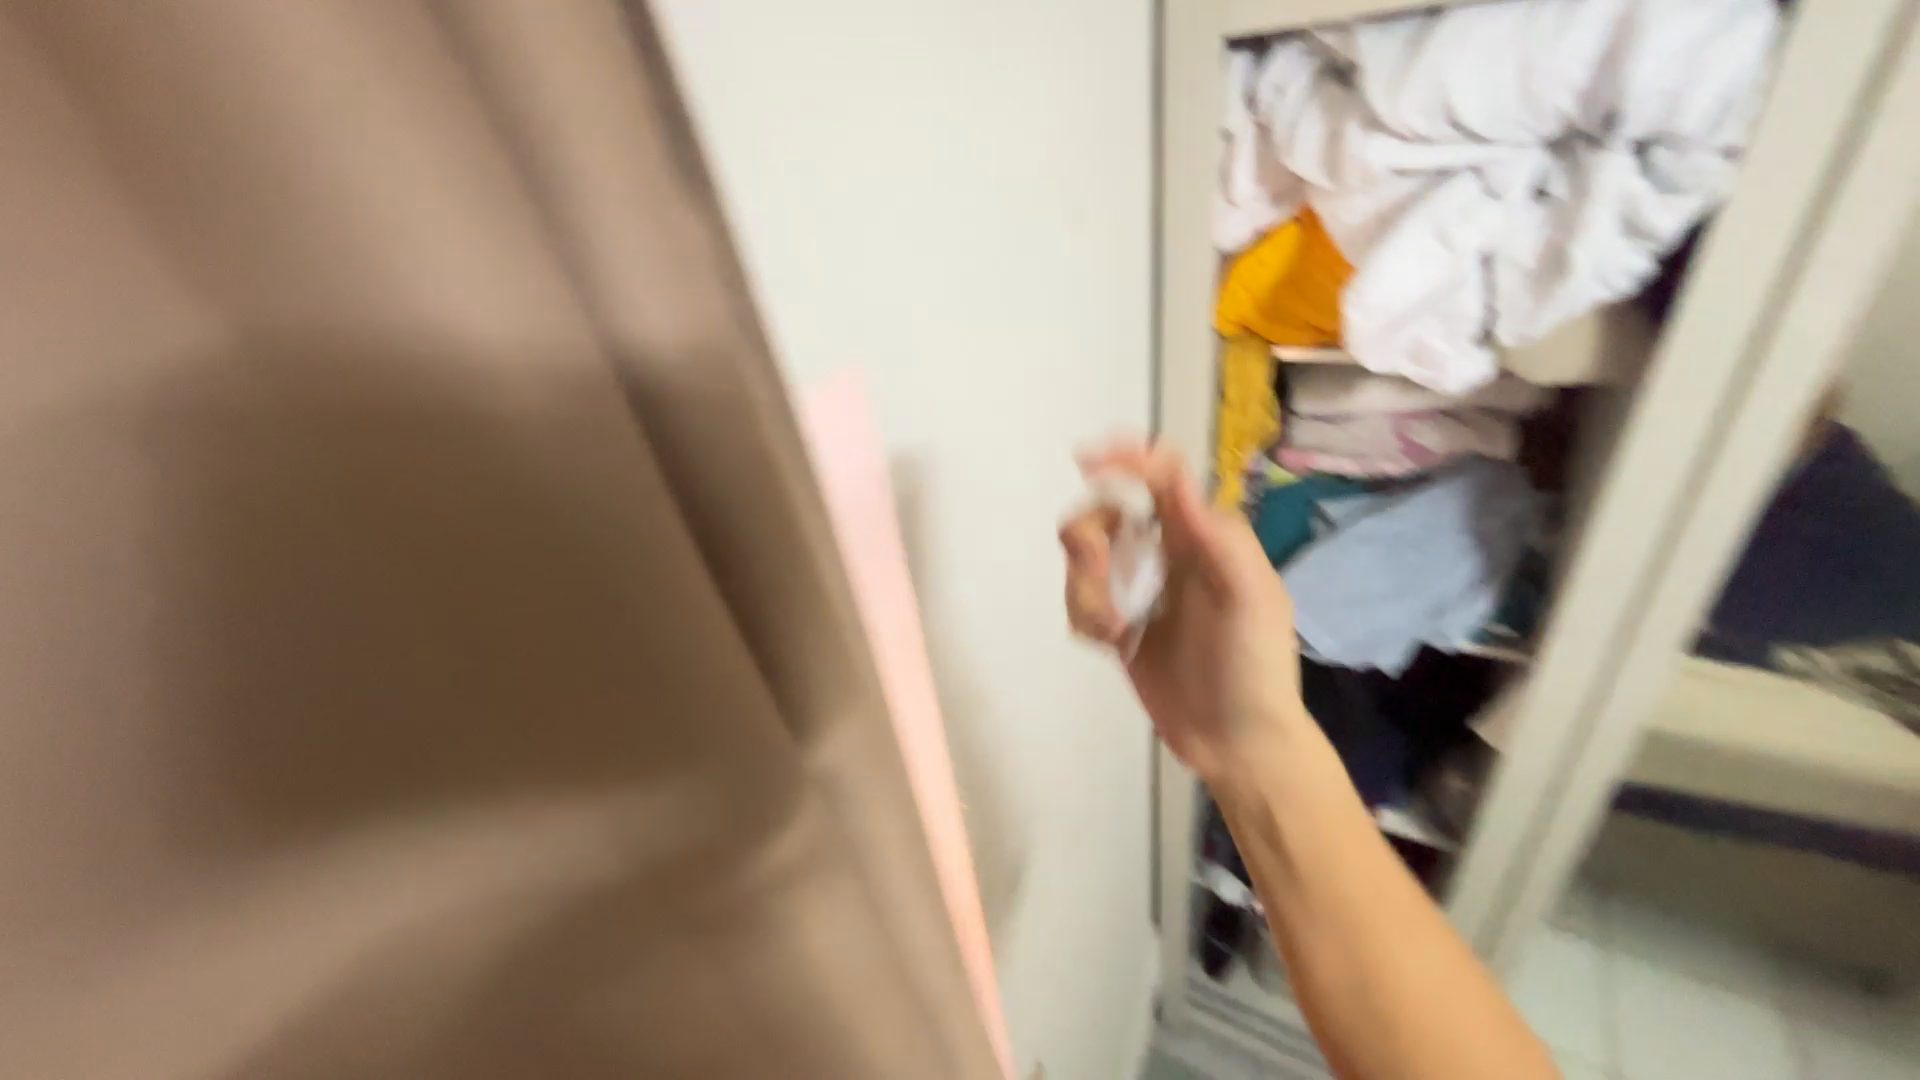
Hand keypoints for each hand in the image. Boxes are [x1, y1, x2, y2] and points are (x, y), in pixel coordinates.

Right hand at [1060, 439, 1307, 785]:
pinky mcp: (1115, 624)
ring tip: (1112, 629)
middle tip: (1102, 579)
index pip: (1159, 475)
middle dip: (1090, 543)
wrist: (1234, 741)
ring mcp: (1136, 589)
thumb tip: (1173, 480)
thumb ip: (1218, 538)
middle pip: (1105, 513)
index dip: (1124, 457)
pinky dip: (1083, 617)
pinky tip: (1110, 644)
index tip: (1085, 462)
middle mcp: (1164, 553)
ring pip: (1082, 558)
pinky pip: (1078, 599)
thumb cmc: (1253, 667)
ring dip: (1084, 589)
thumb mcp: (1252, 598)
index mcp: (1201, 536)